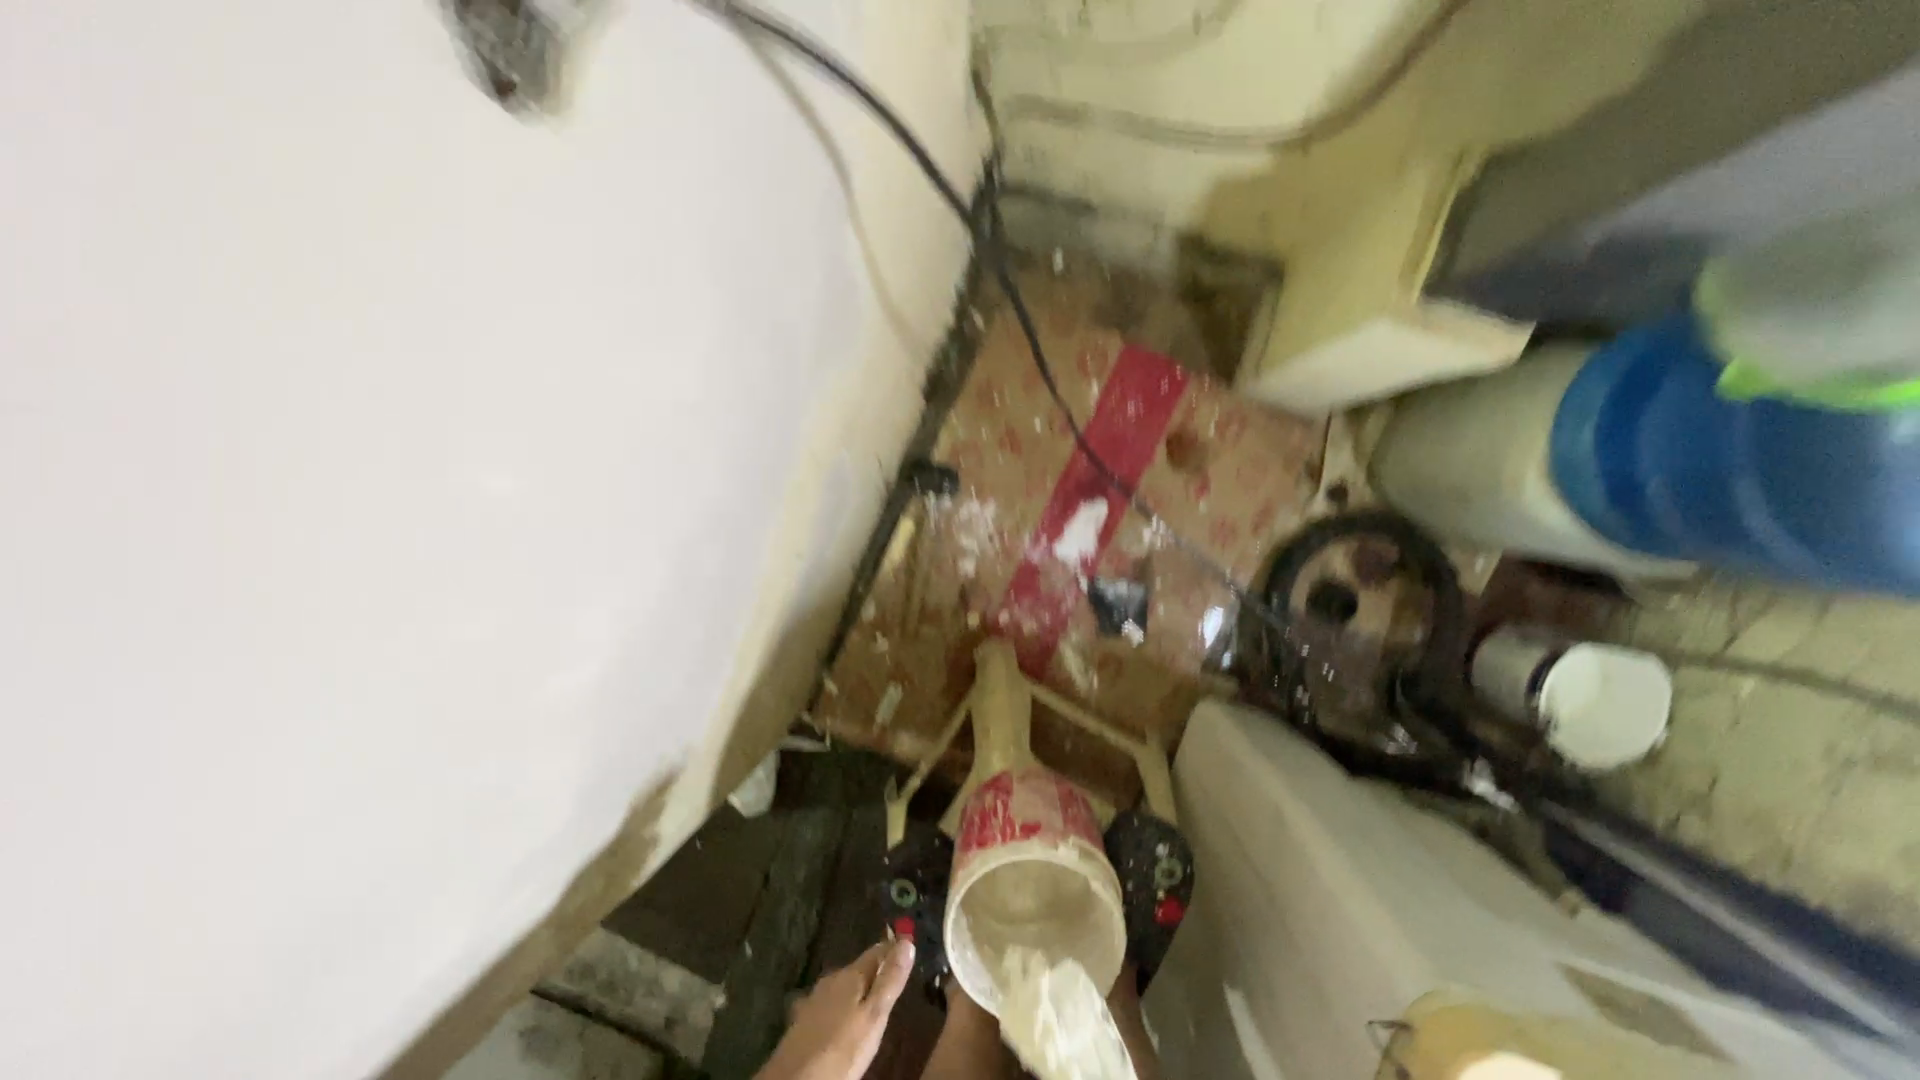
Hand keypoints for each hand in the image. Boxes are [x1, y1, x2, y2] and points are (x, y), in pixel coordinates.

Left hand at [755, 938, 915, 1079]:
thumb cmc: (842, 1049)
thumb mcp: (874, 1017)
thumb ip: (890, 981)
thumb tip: (907, 942)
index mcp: (850, 976)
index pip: (876, 951)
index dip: (893, 948)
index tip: (908, 946)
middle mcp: (830, 980)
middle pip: (859, 968)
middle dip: (876, 970)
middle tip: (894, 977)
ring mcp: (813, 999)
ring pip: (843, 987)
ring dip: (858, 990)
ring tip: (872, 1000)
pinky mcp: (803, 1020)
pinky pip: (830, 1004)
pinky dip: (842, 1007)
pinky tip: (843, 1020)